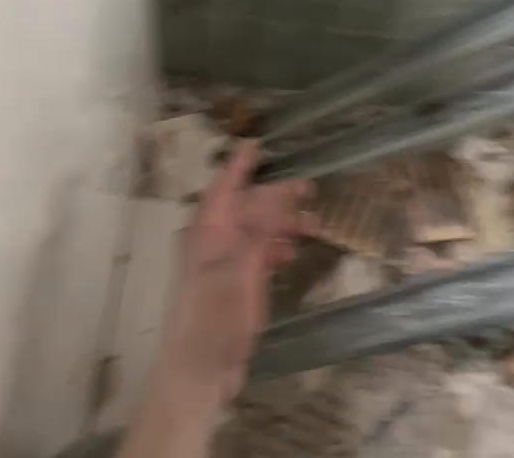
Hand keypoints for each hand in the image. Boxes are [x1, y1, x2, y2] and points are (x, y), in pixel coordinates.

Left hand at [152, 141, 310, 410]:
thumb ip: (257, 236)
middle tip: (309, 187)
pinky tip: (293, 252)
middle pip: (246, 207)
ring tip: (313, 224)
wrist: (200, 371)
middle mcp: (214, 240)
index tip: (258, 143)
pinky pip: (258, 254)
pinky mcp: (235, 283)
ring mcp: (225, 262)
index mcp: (207, 230)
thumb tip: (275, 202)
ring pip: (256, 230)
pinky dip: (276, 249)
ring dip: (282, 224)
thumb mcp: (239, 272)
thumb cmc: (214, 319)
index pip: (224, 186)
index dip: (240, 164)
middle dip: (276, 195)